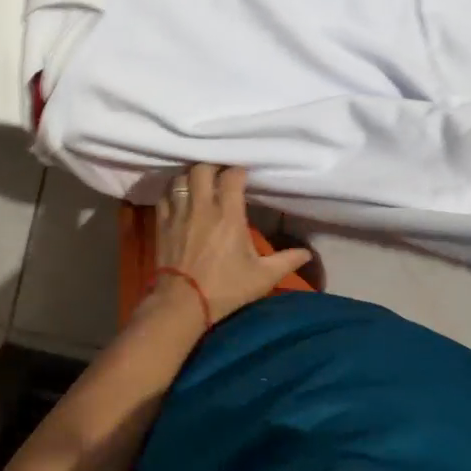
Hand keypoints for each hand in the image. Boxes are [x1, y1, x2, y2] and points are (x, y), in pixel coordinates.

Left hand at [152, 164, 310, 325]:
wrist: (183, 303)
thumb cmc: (225, 288)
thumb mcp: (262, 277)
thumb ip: (286, 261)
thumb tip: (308, 253)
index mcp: (228, 215)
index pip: (231, 176)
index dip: (238, 171)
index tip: (243, 176)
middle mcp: (202, 206)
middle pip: (202, 168)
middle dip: (212, 167)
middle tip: (220, 175)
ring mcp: (179, 212)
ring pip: (181, 178)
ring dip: (191, 177)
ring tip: (199, 183)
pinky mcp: (162, 222)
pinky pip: (165, 195)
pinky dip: (172, 192)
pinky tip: (179, 198)